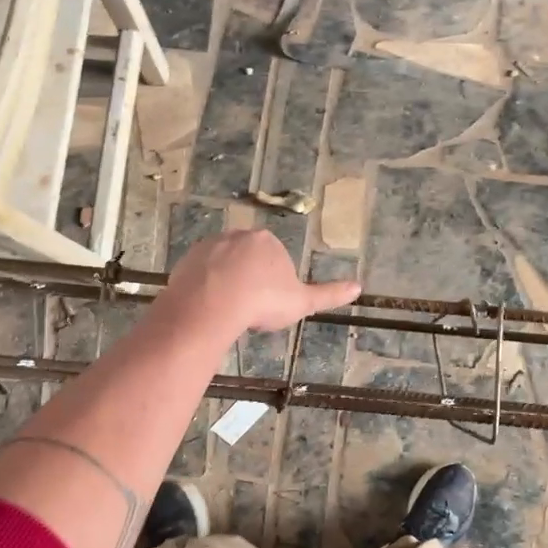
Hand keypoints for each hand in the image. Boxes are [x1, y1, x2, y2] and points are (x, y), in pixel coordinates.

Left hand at [162, 228, 360, 333]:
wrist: (213, 304)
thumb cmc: (262, 301)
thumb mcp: (301, 302)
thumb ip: (329, 294)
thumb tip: (359, 287)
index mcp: (267, 241)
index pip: (274, 261)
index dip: (272, 287)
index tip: (266, 306)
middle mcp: (238, 235)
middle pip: (247, 261)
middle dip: (248, 282)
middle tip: (247, 311)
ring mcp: (210, 245)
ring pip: (222, 266)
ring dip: (225, 284)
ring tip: (227, 312)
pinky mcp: (187, 259)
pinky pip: (200, 274)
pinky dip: (204, 287)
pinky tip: (208, 308)